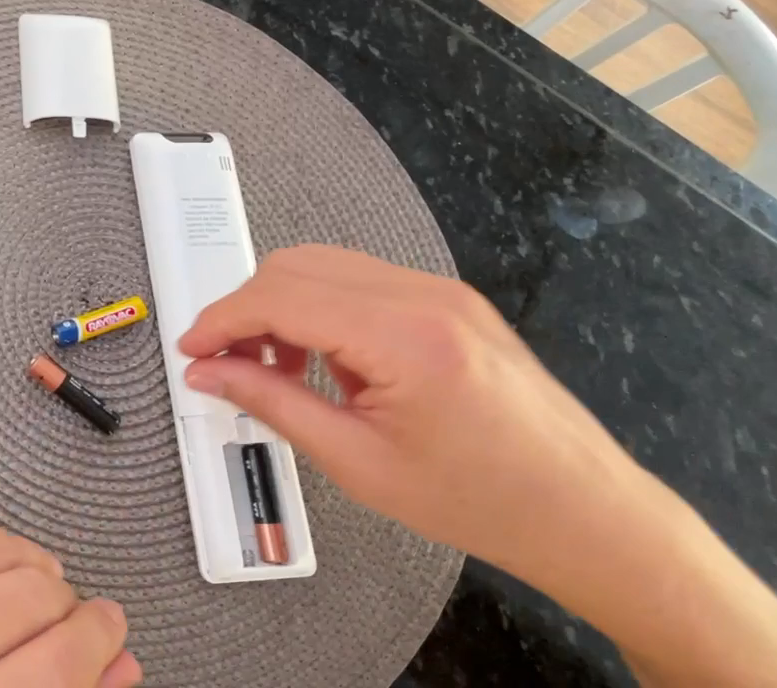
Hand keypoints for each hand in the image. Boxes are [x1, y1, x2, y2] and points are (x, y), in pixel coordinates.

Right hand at [177, 244, 647, 579]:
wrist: (586, 512)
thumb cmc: (480, 499)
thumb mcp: (357, 462)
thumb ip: (271, 403)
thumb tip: (207, 372)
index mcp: (406, 337)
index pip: (281, 298)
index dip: (222, 320)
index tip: (190, 349)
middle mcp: (424, 295)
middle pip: (295, 267)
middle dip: (245, 308)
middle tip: (225, 360)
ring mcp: (440, 290)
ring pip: (322, 265)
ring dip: (280, 305)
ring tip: (275, 365)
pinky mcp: (447, 298)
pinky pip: (357, 281)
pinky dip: (319, 309)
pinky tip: (323, 360)